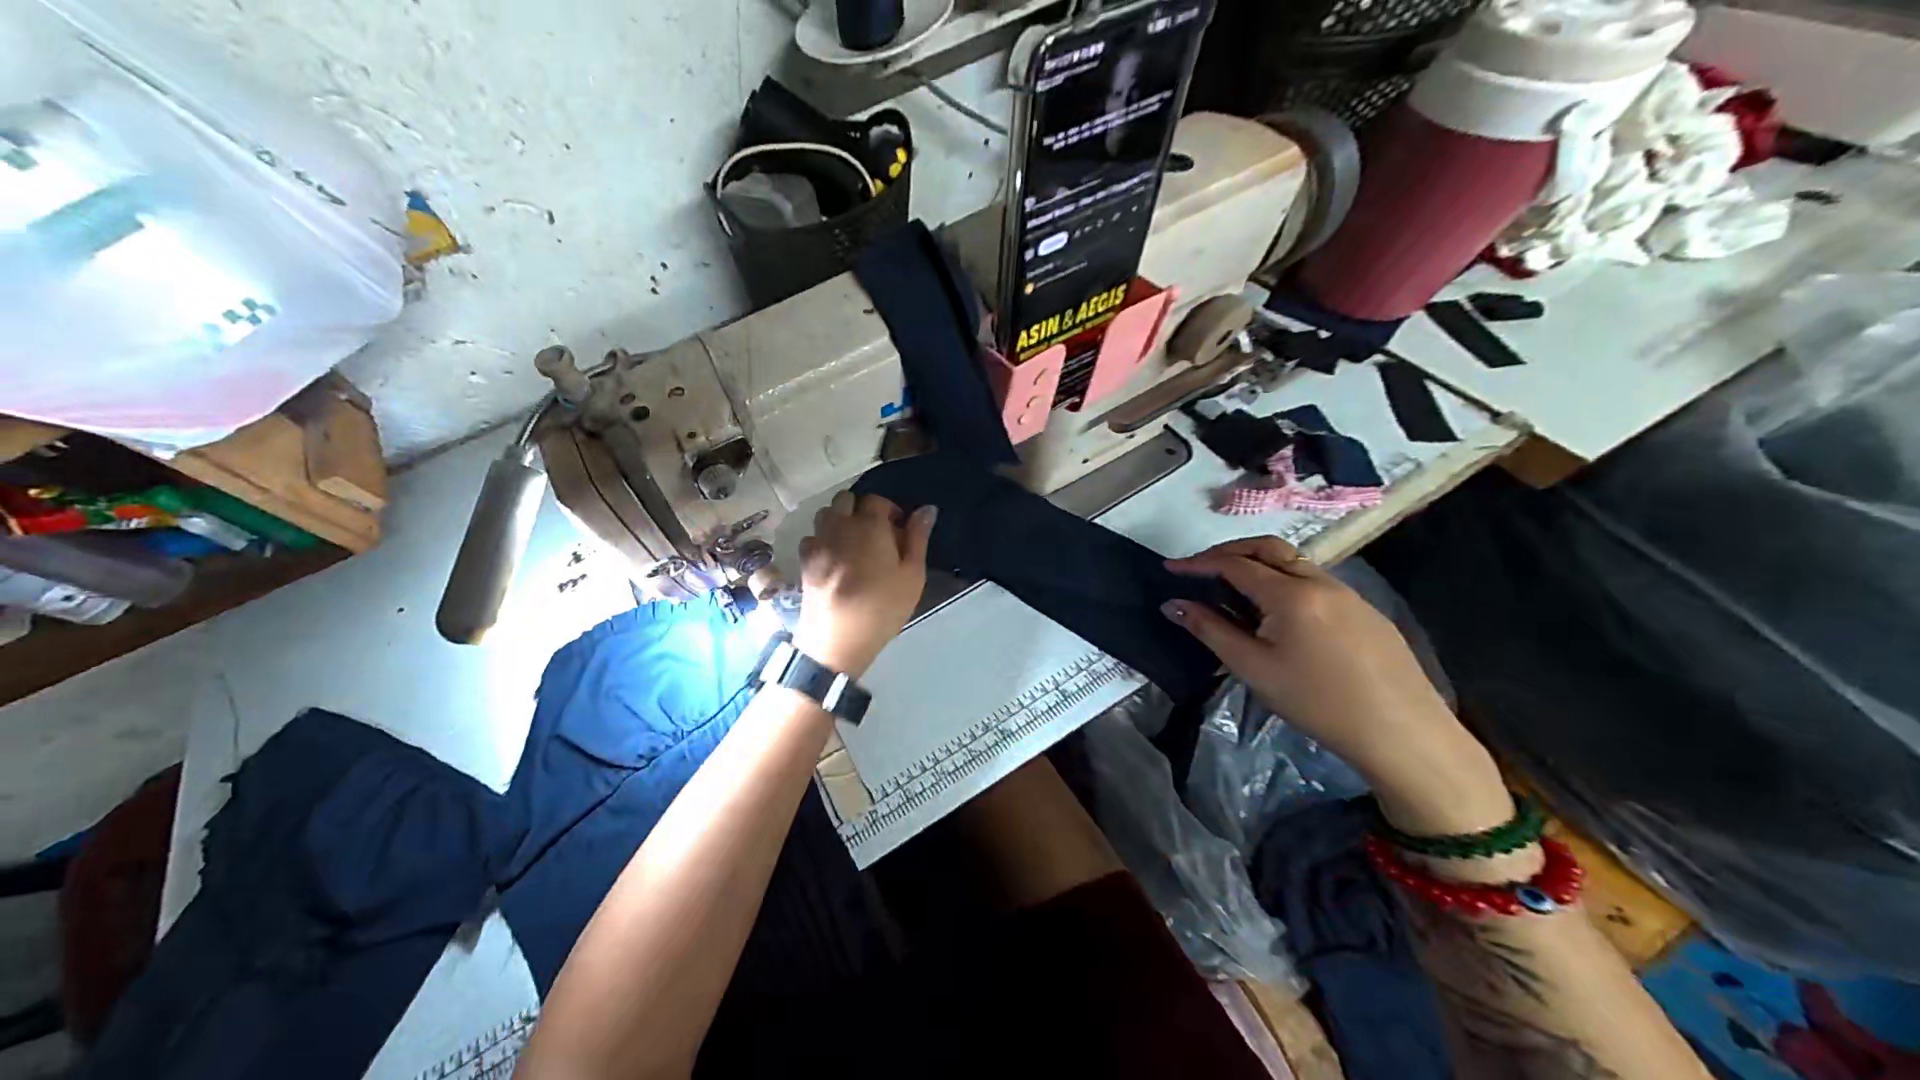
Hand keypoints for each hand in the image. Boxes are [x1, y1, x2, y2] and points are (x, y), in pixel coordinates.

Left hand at [793, 492, 935, 678]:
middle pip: (846, 499)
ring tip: (853, 543)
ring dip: (840, 520)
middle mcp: (839, 525)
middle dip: (861, 509)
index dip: (890, 511)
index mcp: (869, 525)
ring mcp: (818, 541)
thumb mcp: (912, 575)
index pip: (877, 500)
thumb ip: (917, 538)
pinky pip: (812, 536)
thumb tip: (926, 508)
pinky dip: (823, 539)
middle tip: (876, 534)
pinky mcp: (804, 559)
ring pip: (826, 514)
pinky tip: (834, 558)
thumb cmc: (882, 608)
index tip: (899, 530)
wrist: (837, 640)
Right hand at [1162, 536, 1512, 837]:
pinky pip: (1315, 581)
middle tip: (1199, 567)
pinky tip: (1278, 612)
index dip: (1198, 563)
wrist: (1401, 732)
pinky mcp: (1365, 610)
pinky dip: (1284, 580)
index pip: (1234, 564)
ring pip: (1294, 563)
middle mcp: (1320, 581)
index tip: (1170, 568)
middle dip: (1229, 551)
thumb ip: (1211, 630)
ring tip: (1233, 587)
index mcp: (1290, 593)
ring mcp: (1348, 593)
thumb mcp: (1254, 669)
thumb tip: (1174, 605)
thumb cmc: (1317, 702)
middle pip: (1267, 548)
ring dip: (1258, 563)